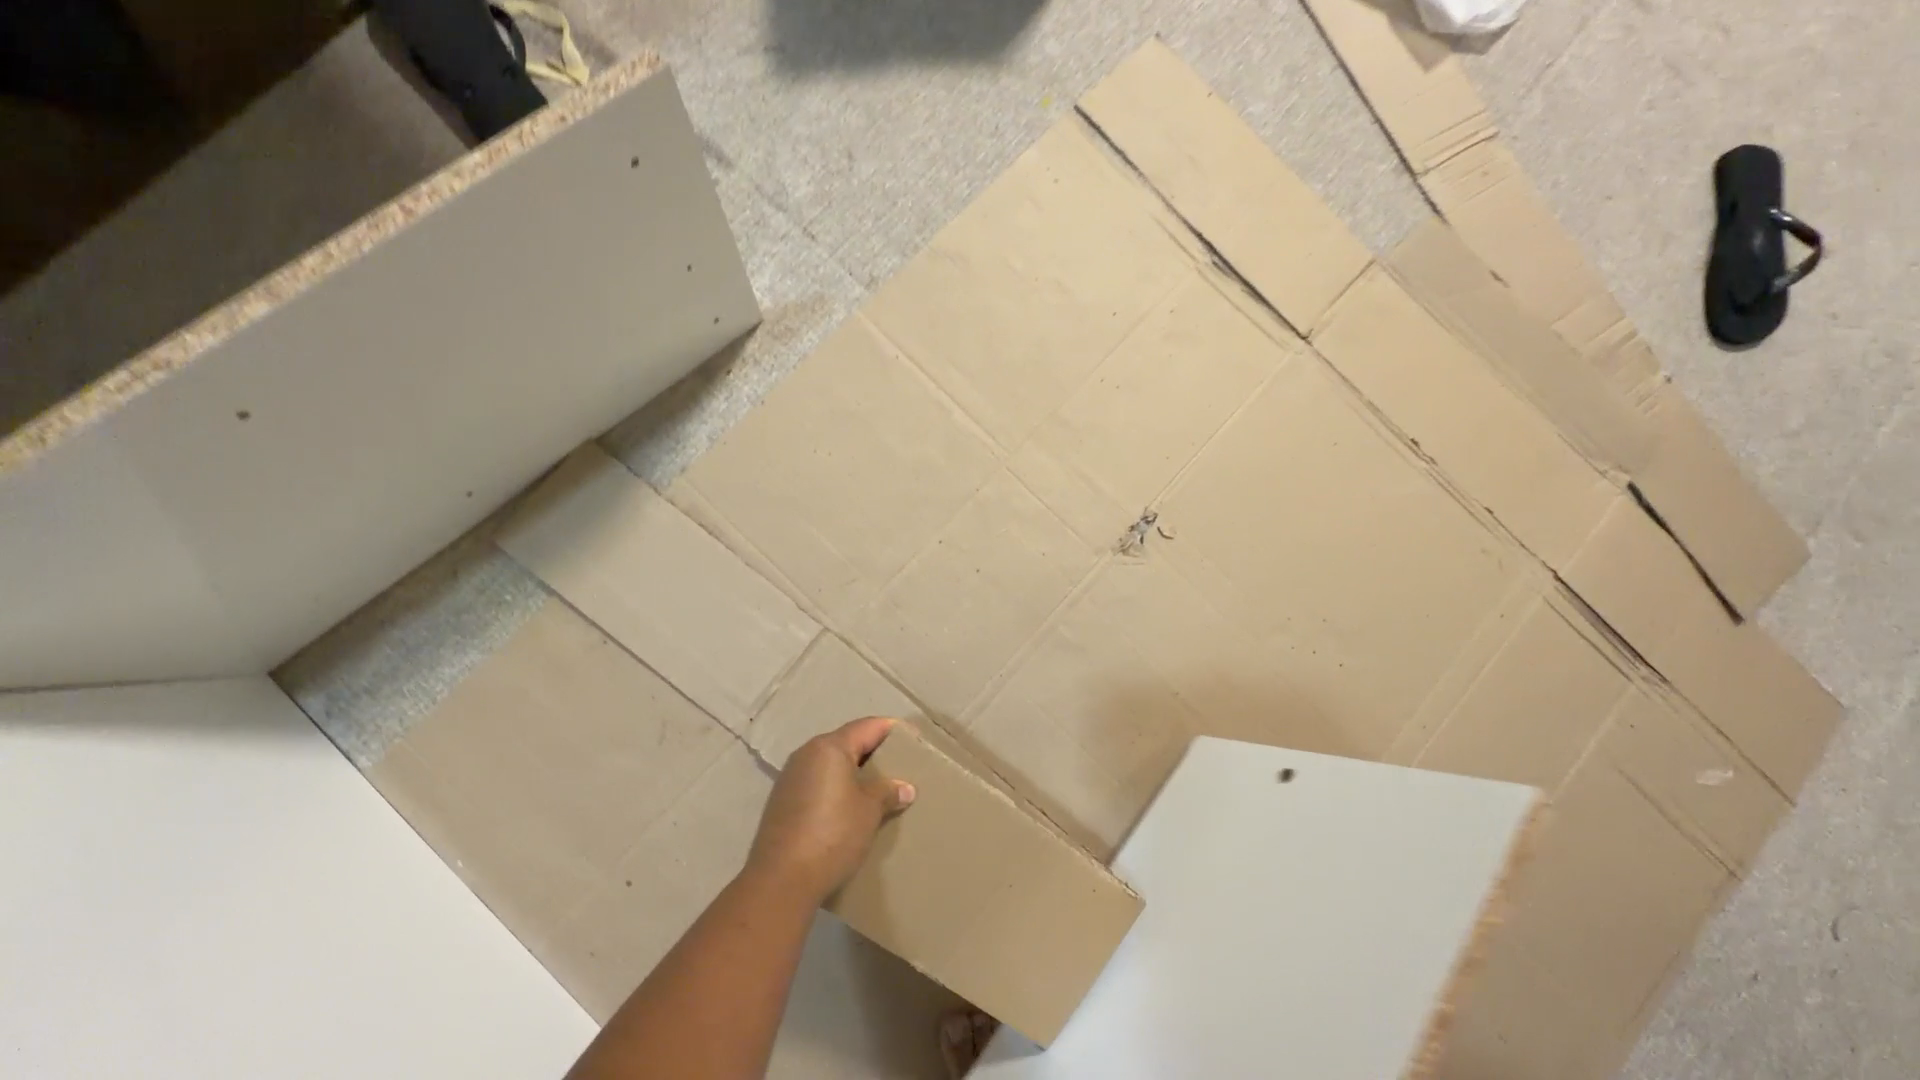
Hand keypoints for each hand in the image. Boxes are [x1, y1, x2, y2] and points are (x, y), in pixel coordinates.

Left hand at [745, 716, 915, 905]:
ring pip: (830, 764)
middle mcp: (806, 754)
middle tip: (900, 765)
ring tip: (879, 789)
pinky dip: (837, 788)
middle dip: (873, 752)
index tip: (914, 740)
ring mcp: (790, 778)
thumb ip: (887, 792)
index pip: (867, 726)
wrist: (782, 879)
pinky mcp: (782, 802)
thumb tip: (904, 787)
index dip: (892, 730)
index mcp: (829, 748)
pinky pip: (817, 783)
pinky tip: (850, 808)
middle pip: (847, 742)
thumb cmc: (833, 834)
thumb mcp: (869, 811)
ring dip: (854, 772)